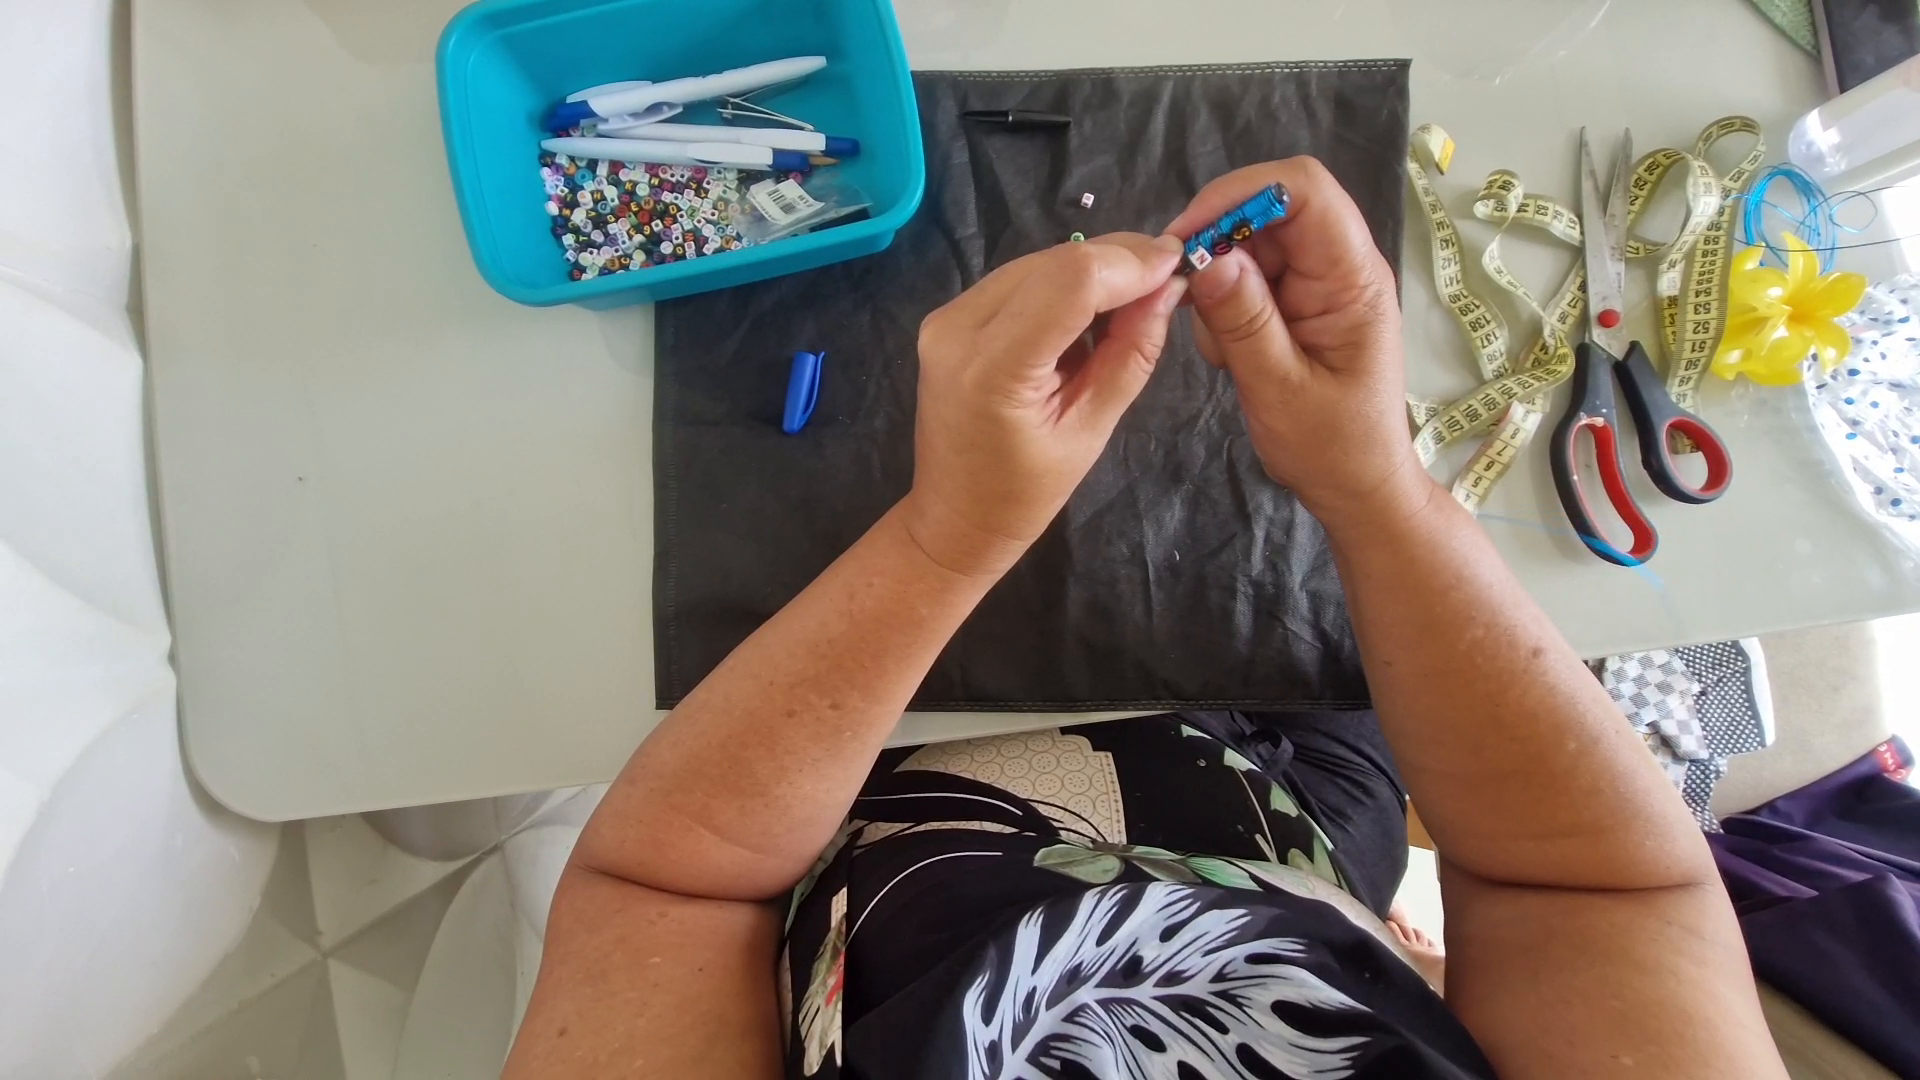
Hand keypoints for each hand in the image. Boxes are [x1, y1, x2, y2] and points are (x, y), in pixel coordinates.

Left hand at [902, 233, 1187, 576]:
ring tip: (1130, 303)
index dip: (1130, 262)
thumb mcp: (1091, 431)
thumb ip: (1131, 354)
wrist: (955, 516)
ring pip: (1036, 263)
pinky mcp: (946, 319)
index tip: (1176, 264)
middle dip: (1116, 262)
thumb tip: (1168, 287)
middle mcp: (958, 329)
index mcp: (993, 369)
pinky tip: (1085, 316)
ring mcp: (945, 319)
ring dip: (1089, 272)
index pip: (1071, 280)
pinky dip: (1058, 287)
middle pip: (1054, 261)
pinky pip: (1016, 281)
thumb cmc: (1024, 494)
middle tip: (1163, 282)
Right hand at [1165, 158, 1434, 529]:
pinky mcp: (1295, 308)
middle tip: (1183, 300)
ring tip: (1221, 352)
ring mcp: (1315, 287)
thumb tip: (1208, 260)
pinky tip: (1228, 356)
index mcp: (1352, 278)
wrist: (1355, 485)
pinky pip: (1247, 284)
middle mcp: (1337, 268)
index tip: (1185, 238)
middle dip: (1218, 249)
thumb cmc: (1330, 446)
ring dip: (1218, 290)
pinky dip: (1222, 312)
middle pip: (1269, 214)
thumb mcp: (1279, 389)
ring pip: (1250, 250)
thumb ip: (1245, 323)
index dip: (1239, 196)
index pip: (1302, 191)